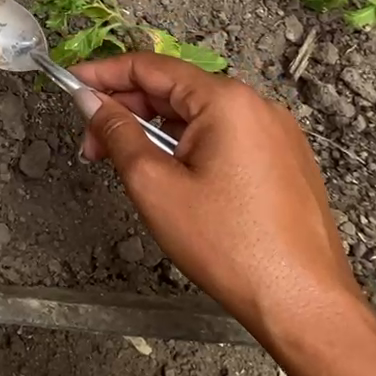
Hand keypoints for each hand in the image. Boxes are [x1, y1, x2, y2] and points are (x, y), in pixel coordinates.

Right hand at [70, 52, 358, 335]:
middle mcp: (257, 108)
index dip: (102, 74)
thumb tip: (89, 100)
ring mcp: (276, 136)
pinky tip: (165, 175)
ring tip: (125, 165)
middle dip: (124, 110)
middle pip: (171, 89)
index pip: (148, 67)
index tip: (69, 85)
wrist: (305, 308)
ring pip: (193, 115)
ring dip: (151, 131)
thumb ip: (115, 130)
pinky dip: (183, 145)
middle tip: (92, 142)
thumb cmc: (228, 244)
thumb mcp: (152, 182)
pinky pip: (220, 136)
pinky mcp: (284, 163)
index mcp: (226, 102)